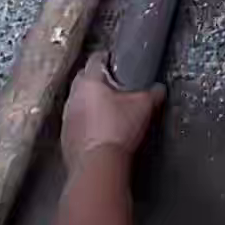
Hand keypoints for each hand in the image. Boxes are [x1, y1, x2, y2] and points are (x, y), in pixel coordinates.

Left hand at [60, 56, 163, 172]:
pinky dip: (84, 121)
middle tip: (113, 85)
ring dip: (88, 101)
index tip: (117, 61)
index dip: (107, 57)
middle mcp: (74, 96)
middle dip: (95, 79)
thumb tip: (160, 88)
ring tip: (106, 108)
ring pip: (77, 100)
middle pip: (83, 78)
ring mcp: (66, 118)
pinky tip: (98, 129)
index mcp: (90, 81)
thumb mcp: (143, 106)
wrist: (98, 166)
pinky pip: (74, 121)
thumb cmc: (119, 128)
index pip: (95, 58)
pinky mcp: (64, 138)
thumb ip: (153, 92)